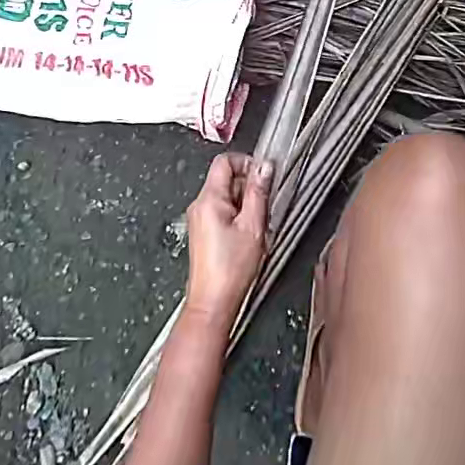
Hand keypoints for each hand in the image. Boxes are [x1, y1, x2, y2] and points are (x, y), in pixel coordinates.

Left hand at [183, 153, 271, 324]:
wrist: (213, 303)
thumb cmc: (229, 271)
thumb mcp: (253, 226)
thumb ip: (259, 192)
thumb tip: (264, 167)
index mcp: (209, 199)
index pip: (225, 161)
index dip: (246, 162)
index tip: (263, 175)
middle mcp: (200, 206)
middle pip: (227, 178)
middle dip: (248, 187)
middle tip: (263, 206)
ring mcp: (200, 219)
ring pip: (227, 196)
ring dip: (245, 204)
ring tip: (255, 226)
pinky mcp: (204, 232)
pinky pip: (223, 211)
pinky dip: (238, 217)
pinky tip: (247, 236)